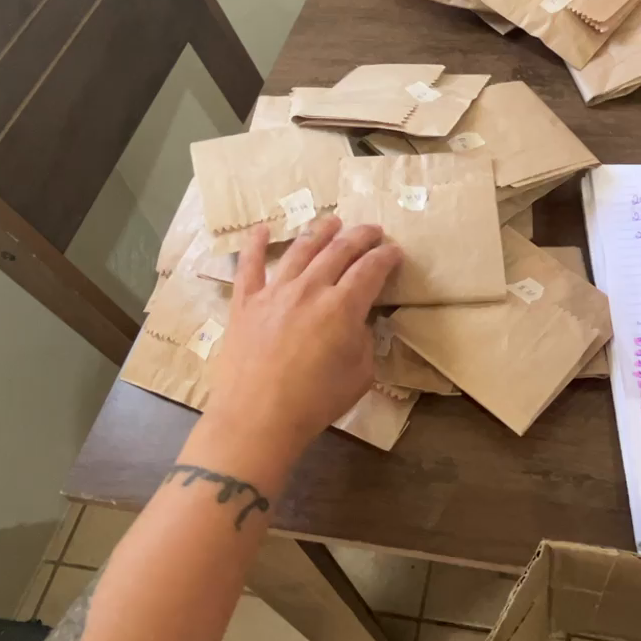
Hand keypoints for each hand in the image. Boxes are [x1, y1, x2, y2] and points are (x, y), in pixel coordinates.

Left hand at [202, 216, 401, 461]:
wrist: (257, 419)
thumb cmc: (315, 403)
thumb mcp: (359, 375)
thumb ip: (363, 342)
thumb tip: (357, 324)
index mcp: (343, 307)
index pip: (371, 270)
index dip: (386, 257)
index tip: (395, 251)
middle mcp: (310, 289)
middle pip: (339, 250)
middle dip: (360, 236)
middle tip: (372, 230)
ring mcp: (275, 291)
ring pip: (300, 249)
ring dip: (320, 232)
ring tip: (332, 221)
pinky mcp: (245, 302)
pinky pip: (249, 265)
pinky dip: (255, 244)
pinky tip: (262, 228)